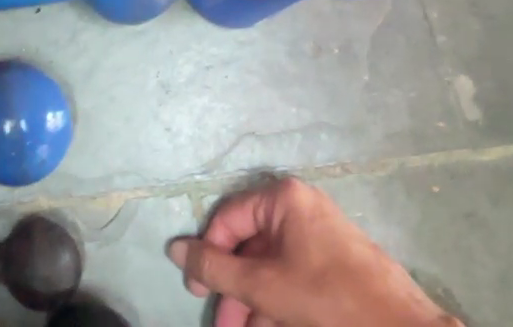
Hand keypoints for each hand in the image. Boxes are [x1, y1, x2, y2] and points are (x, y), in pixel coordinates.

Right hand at [166, 176, 456, 326]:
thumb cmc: (327, 298)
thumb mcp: (262, 285)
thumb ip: (214, 267)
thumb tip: (174, 248)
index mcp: (283, 198)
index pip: (228, 218)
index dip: (208, 254)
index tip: (196, 289)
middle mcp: (301, 207)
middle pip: (250, 244)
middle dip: (232, 287)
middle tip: (221, 322)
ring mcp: (322, 234)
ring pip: (271, 265)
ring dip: (251, 300)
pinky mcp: (338, 262)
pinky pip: (294, 275)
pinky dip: (277, 301)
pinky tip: (266, 326)